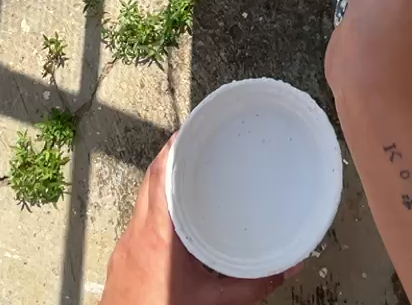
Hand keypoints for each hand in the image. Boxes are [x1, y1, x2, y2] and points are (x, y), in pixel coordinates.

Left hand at [101, 137, 290, 303]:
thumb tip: (289, 265)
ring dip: (163, 179)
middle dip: (173, 155)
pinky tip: (174, 213)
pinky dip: (156, 204)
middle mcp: (138, 233)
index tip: (193, 128)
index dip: (175, 146)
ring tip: (188, 170)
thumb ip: (254, 284)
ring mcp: (126, 244)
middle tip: (197, 141)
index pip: (162, 174)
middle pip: (151, 178)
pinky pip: (138, 216)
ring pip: (142, 196)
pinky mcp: (122, 257)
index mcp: (159, 235)